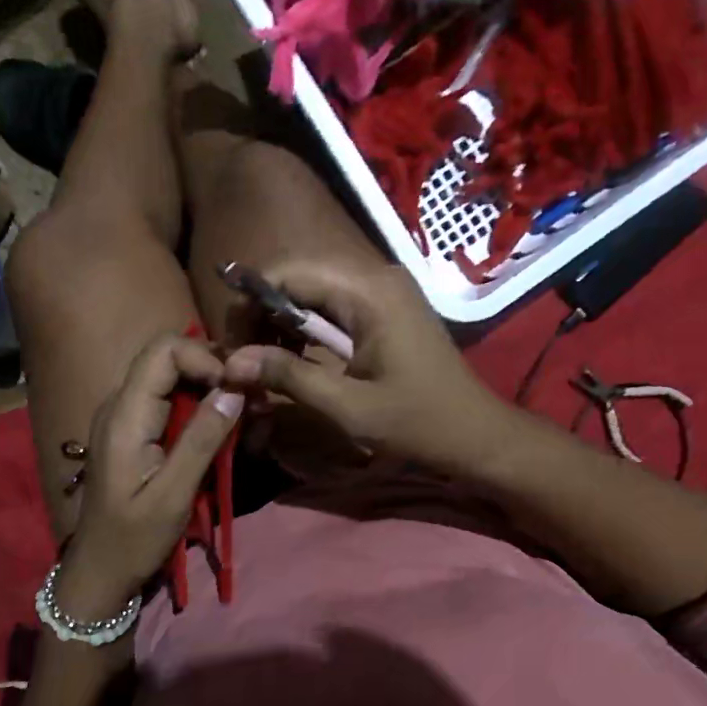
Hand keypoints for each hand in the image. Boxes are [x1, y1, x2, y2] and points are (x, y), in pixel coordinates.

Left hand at [62, 334, 242, 618]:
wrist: (101, 570)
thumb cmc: (134, 538)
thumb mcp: (173, 494)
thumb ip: (203, 439)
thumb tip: (234, 390)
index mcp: (125, 415)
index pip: (164, 351)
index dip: (206, 358)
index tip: (237, 390)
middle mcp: (122, 405)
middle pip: (171, 358)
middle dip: (216, 372)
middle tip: (252, 402)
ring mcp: (129, 417)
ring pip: (176, 379)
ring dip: (215, 391)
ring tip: (249, 419)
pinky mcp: (138, 432)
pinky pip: (174, 403)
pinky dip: (204, 410)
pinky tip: (228, 433)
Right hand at [223, 260, 510, 472]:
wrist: (474, 432)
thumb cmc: (417, 422)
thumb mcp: (347, 406)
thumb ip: (288, 377)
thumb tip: (231, 362)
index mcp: (368, 292)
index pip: (289, 273)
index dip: (250, 302)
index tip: (233, 344)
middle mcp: (376, 277)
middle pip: (300, 279)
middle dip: (264, 316)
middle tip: (245, 360)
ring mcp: (385, 292)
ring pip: (314, 294)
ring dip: (284, 325)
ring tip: (266, 365)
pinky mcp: (387, 310)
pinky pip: (335, 308)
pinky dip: (309, 331)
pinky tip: (297, 362)